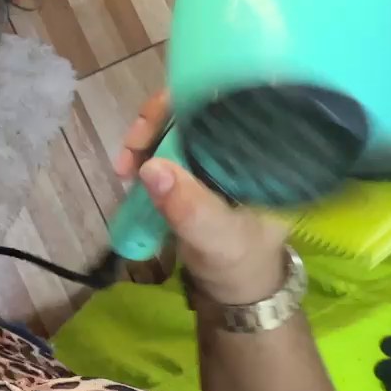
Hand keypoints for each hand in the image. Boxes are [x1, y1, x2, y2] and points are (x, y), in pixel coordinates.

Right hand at [114, 92, 291, 304]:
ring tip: (123, 167)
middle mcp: (244, 142)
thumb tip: (151, 167)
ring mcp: (218, 153)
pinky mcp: (197, 166)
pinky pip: (167, 145)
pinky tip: (130, 171)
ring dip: (145, 138)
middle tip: (129, 150)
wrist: (235, 291)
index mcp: (267, 149)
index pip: (231, 99)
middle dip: (155, 120)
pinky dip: (145, 153)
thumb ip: (189, 208)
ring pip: (176, 123)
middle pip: (196, 105)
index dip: (188, 98)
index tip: (153, 123)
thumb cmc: (240, 263)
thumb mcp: (218, 239)